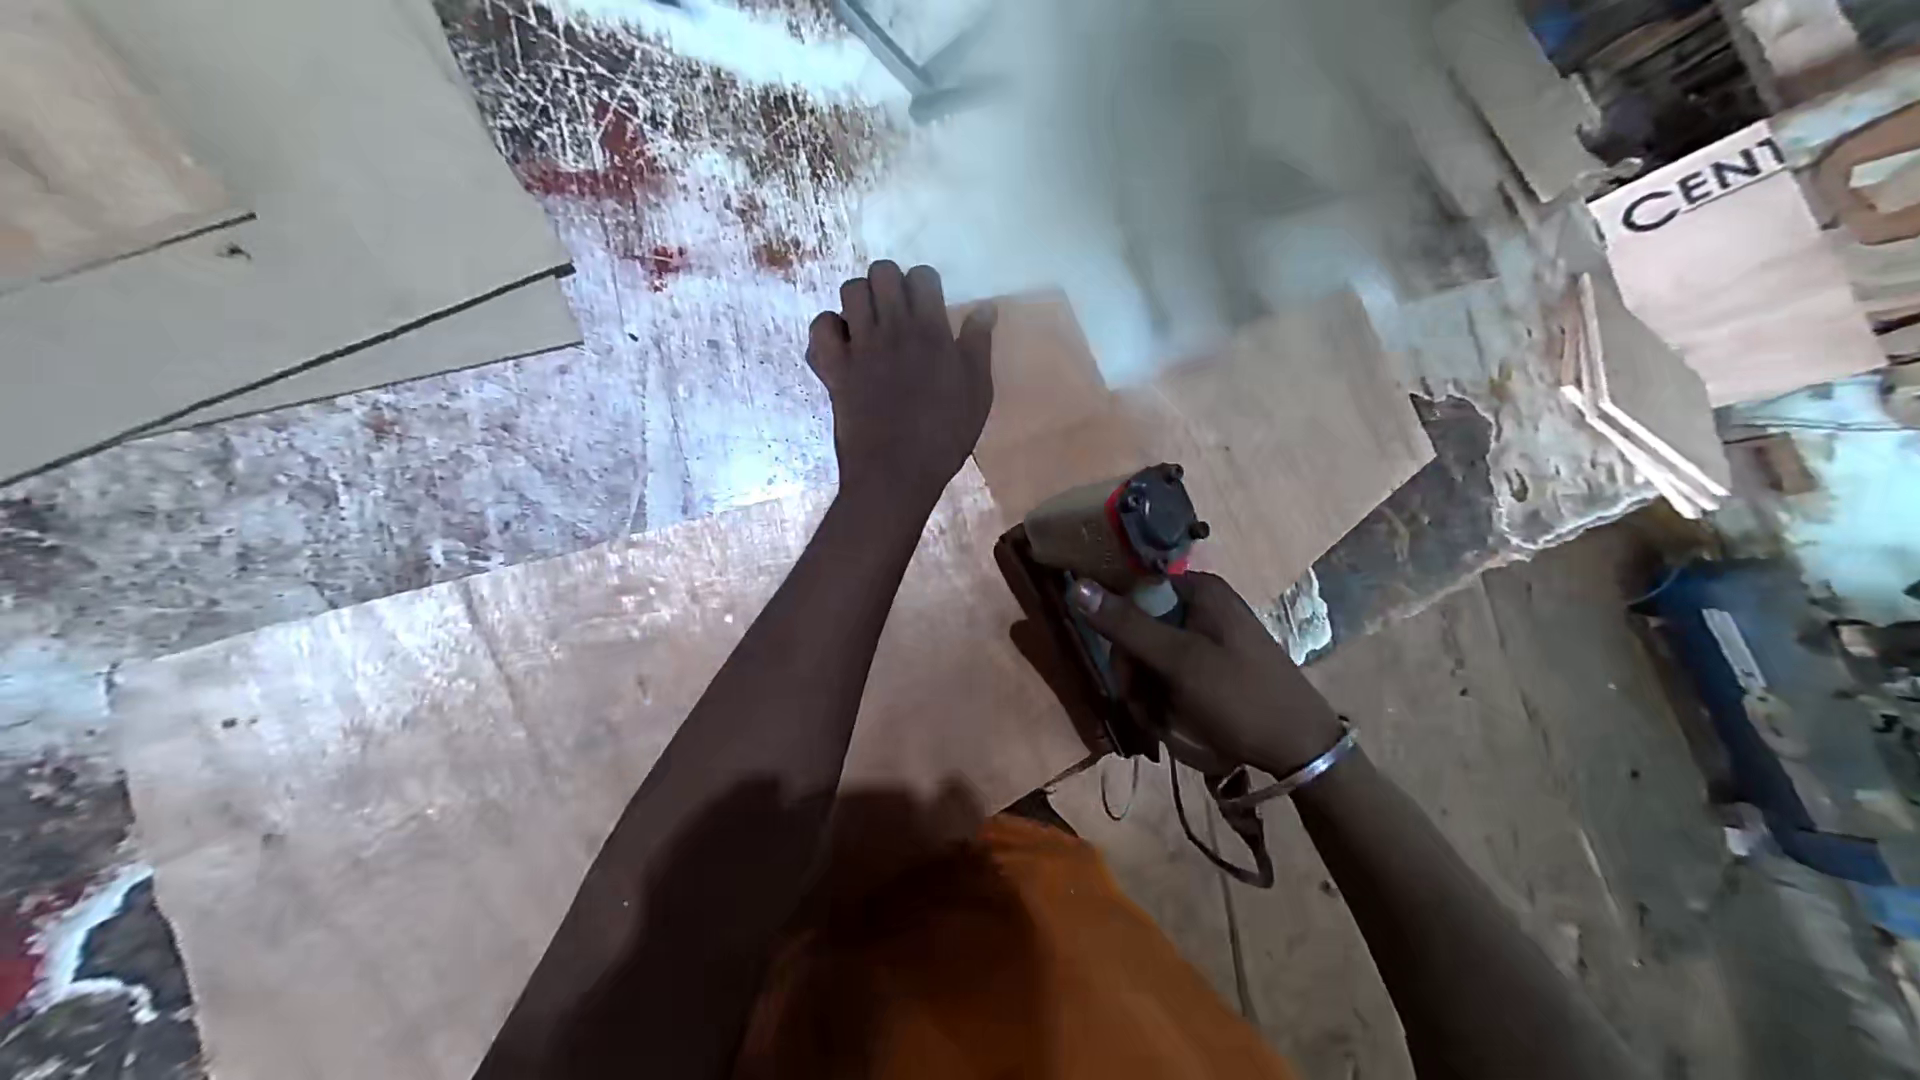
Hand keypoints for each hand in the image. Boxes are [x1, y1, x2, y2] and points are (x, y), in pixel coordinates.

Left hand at [807, 261, 995, 511]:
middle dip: (890, 284)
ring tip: (871, 325)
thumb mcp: (977, 393)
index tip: (928, 306)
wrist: (897, 472)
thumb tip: (985, 307)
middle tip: (898, 311)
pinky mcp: (834, 368)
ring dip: (861, 300)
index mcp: (930, 331)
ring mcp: (858, 347)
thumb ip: (978, 346)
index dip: (925, 285)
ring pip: (850, 291)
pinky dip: (829, 329)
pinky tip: (844, 344)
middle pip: (882, 272)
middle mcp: (892, 329)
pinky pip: (820, 328)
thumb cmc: (944, 436)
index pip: (923, 277)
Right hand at [1070, 572, 1346, 776]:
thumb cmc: (1240, 697)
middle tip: (1142, 703)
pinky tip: (1174, 721)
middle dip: (1134, 672)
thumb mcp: (1179, 661)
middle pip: (1137, 628)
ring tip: (1162, 720)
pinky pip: (1168, 674)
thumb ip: (1126, 625)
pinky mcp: (1210, 664)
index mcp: (1199, 590)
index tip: (1122, 668)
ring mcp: (1207, 636)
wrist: (1301, 751)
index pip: (1132, 590)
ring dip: (1146, 692)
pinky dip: (1163, 699)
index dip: (1117, 626)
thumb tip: (1076, 585)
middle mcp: (1202, 605)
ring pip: (1148, 657)